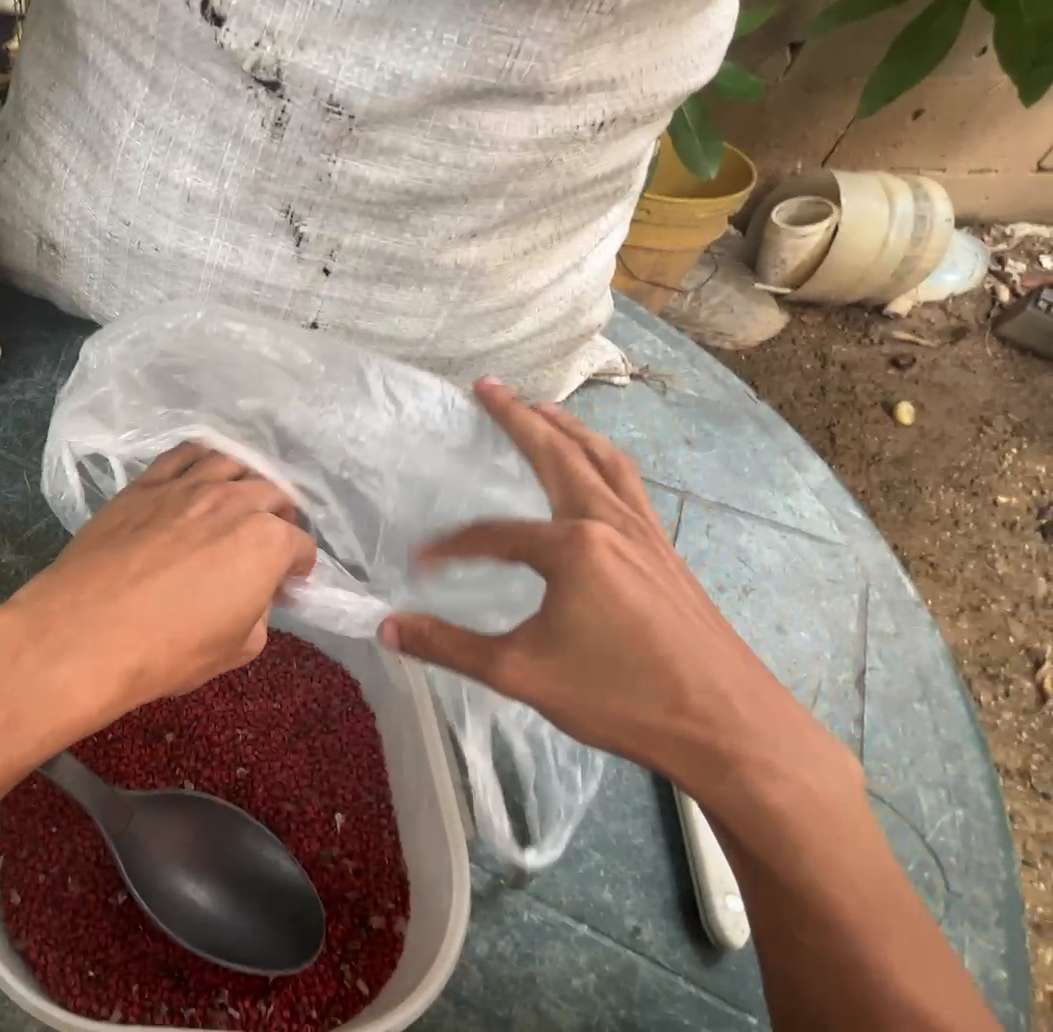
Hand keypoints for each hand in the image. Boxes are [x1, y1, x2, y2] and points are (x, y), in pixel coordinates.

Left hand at [0, 443, 316, 721]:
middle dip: (279, 518)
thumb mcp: (236, 649)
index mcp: (267, 542)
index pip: (300, 545)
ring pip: (230, 463)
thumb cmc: (168, 649)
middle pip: (271, 494)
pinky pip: (181, 455)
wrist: (86, 630)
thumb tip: (255, 597)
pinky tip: (200, 471)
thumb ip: (259, 614)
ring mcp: (185, 486)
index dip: (299, 566)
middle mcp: (233, 501)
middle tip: (269, 541)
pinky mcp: (143, 484)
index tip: (289, 583)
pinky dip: (201, 458)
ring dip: (245, 480)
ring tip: (239, 499)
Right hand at [379, 379, 849, 797]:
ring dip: (569, 429)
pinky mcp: (667, 552)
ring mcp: (647, 534)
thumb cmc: (621, 697)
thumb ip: (447, 645)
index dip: (449, 547)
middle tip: (489, 387)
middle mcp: (611, 524)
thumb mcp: (518, 673)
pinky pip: (629, 485)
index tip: (419, 565)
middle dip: (521, 417)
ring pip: (604, 461)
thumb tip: (385, 628)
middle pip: (558, 455)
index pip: (491, 534)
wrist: (731, 730)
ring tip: (543, 408)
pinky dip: (602, 460)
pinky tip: (595, 472)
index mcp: (572, 547)